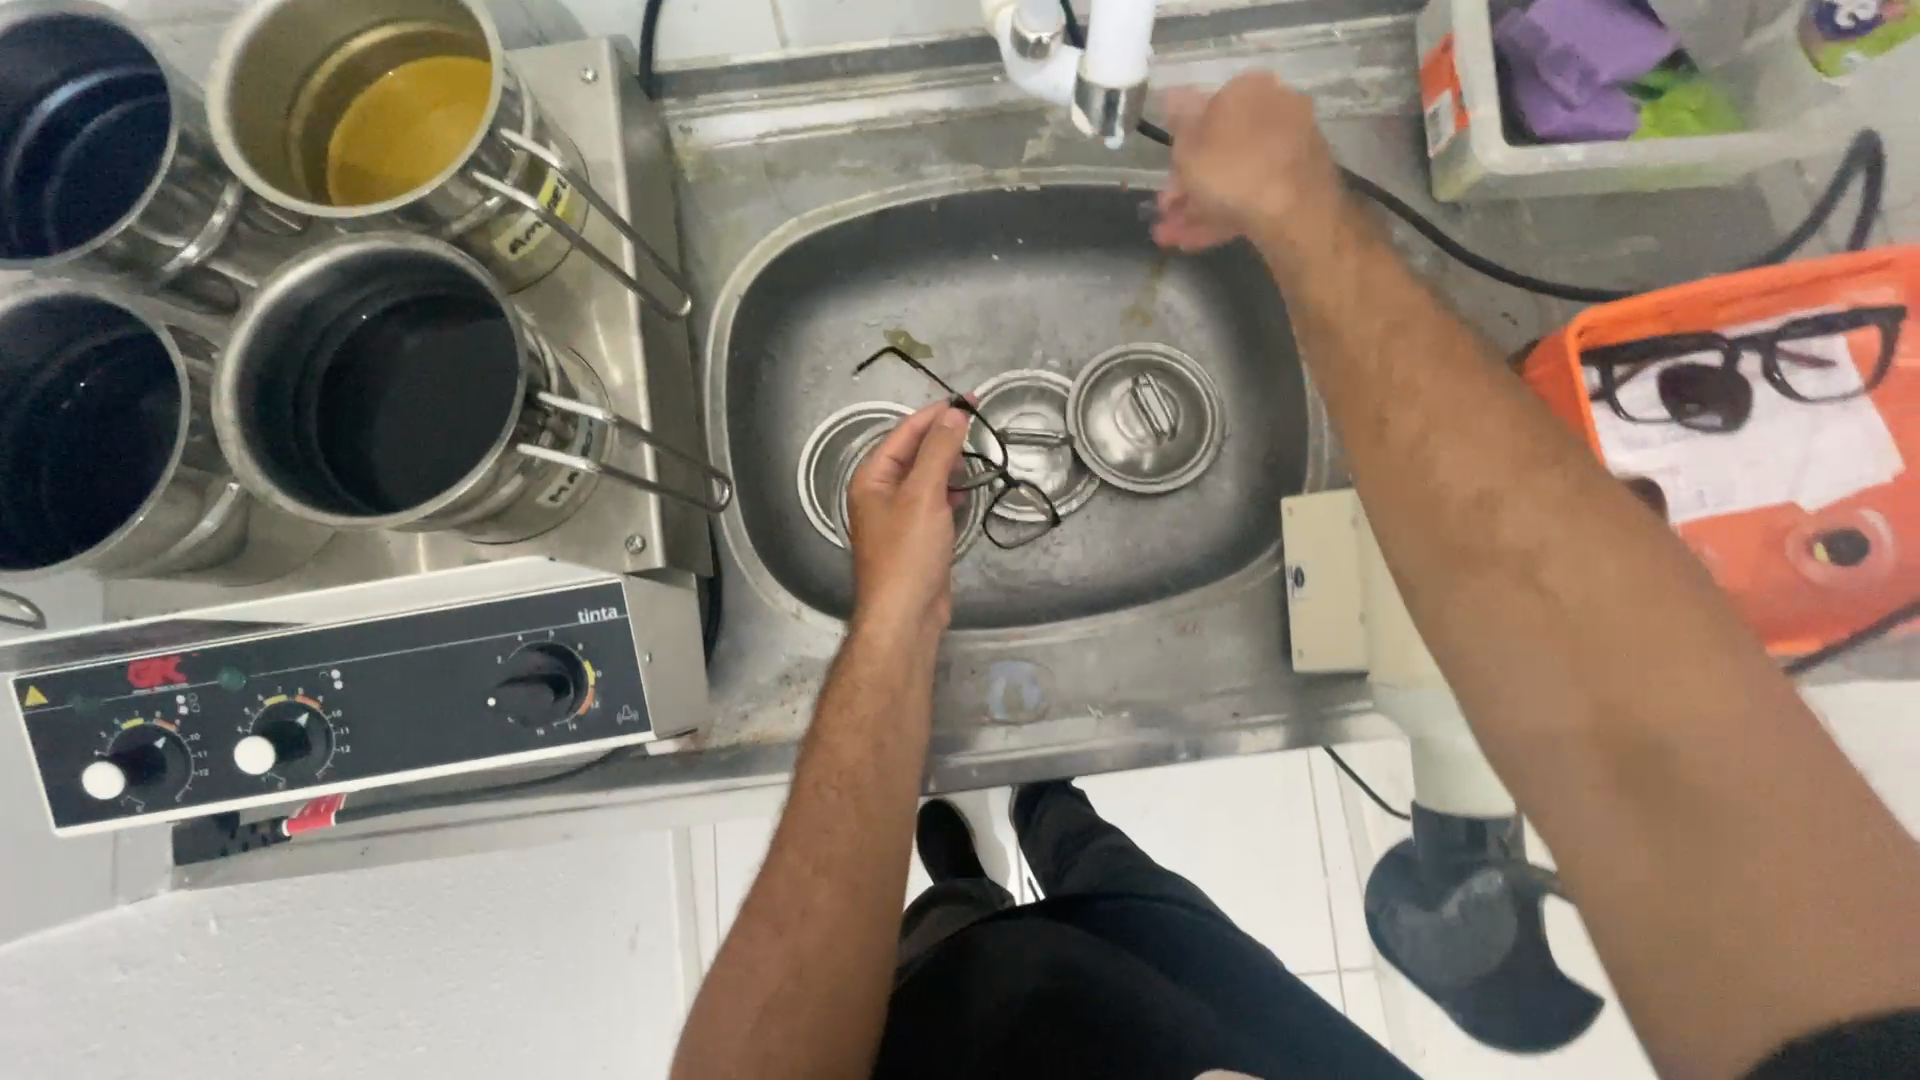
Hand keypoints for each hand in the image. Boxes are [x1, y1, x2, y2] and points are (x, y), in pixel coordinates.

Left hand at [845, 400, 971, 640]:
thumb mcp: (923, 495)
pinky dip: (949, 494)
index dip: (936, 414)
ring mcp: (897, 518)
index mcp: (872, 478)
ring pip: (925, 479)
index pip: (904, 433)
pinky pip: (933, 504)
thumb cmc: (908, 552)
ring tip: (975, 457)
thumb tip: (954, 414)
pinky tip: (965, 493)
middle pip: (914, 454)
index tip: (969, 400)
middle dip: (943, 439)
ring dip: (949, 466)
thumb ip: (939, 451)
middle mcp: (880, 494)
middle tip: (978, 427)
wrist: (904, 614)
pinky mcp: (915, 538)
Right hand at [1151, 73, 1345, 254]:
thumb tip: (1172, 91)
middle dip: (1188, 184)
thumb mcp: (1190, 144)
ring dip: (1197, 207)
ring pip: (1233, 178)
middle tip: (1165, 211)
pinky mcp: (1296, 186)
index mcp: (1248, 90)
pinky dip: (1221, 217)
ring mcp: (1289, 150)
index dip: (1181, 145)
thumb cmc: (1231, 170)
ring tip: (1170, 236)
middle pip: (1221, 149)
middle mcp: (1275, 111)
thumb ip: (1179, 119)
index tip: (1166, 172)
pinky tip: (1192, 241)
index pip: (1208, 110)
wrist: (1293, 212)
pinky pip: (1251, 198)